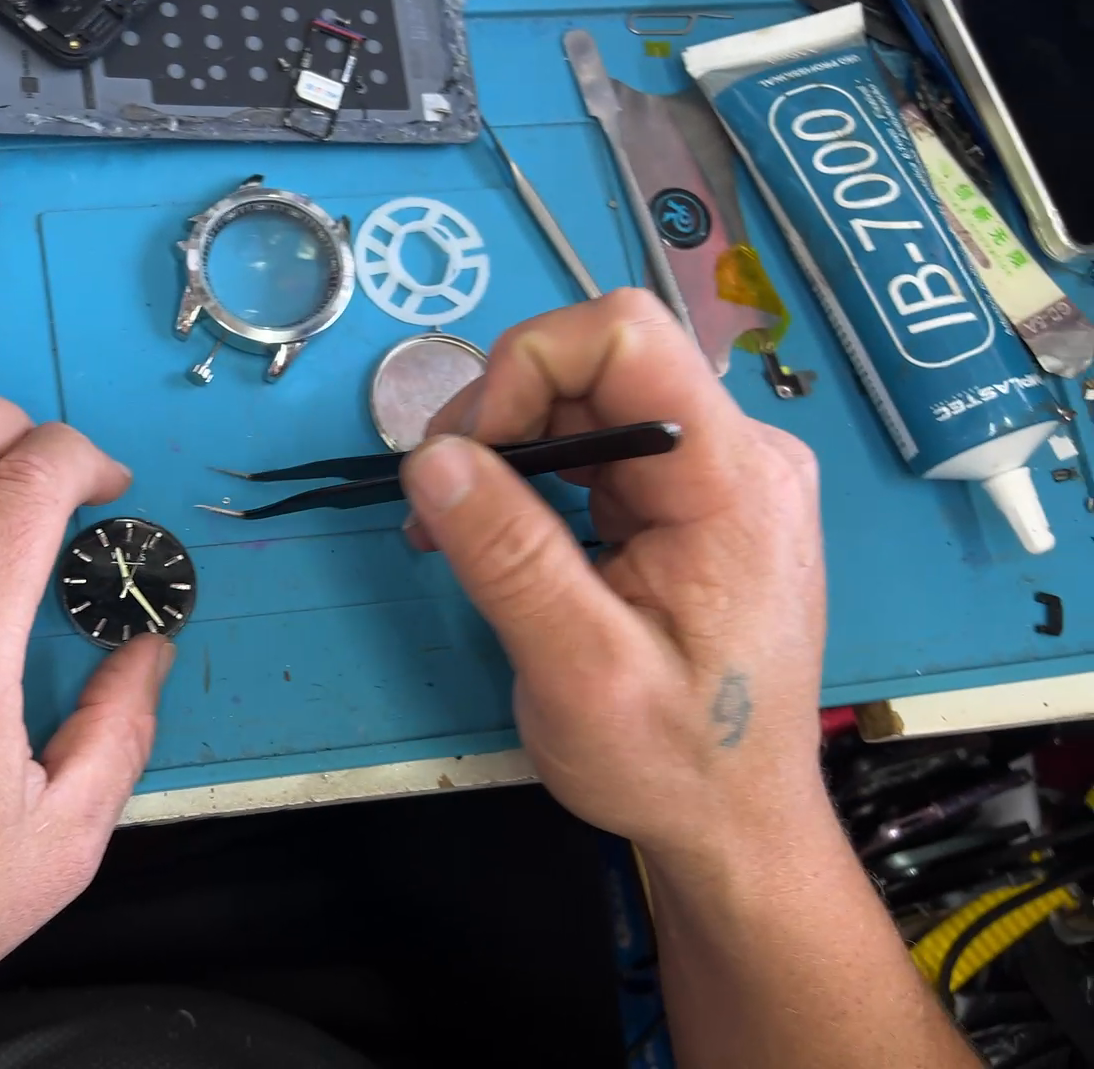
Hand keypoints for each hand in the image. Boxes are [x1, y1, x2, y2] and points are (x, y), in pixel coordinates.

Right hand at [400, 290, 828, 861]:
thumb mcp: (578, 668)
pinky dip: (511, 476)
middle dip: (490, 420)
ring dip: (491, 451)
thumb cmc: (667, 758)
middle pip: (584, 365)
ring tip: (449, 531)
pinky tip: (481, 532)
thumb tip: (430, 458)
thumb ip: (508, 556)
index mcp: (728, 479)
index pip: (621, 337)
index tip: (468, 463)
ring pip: (569, 401)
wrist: (726, 820)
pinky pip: (574, 446)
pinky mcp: (667, 500)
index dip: (520, 372)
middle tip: (439, 510)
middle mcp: (725, 453)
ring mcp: (697, 474)